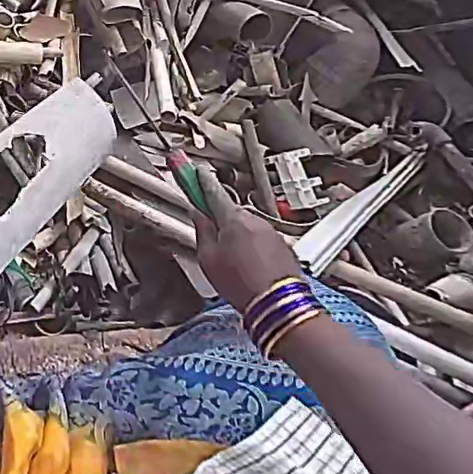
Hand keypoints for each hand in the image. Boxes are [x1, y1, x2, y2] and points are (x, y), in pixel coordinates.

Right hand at [188, 162, 302, 313]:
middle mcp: (254, 220)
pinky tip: (246, 265)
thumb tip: (199, 215)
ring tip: (230, 261)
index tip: (190, 167)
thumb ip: (202, 230)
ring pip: (244, 225)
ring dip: (235, 235)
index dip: (198, 178)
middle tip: (209, 237)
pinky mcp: (282, 245)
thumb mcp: (208, 257)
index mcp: (233, 219)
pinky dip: (250, 246)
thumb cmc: (243, 284)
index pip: (211, 190)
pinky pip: (259, 238)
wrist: (280, 306)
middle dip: (218, 219)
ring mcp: (270, 232)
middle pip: (228, 210)